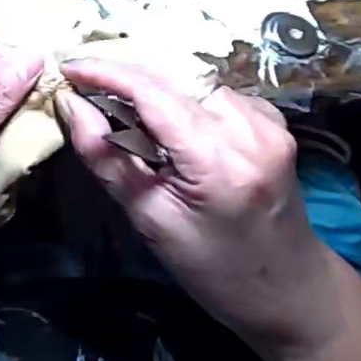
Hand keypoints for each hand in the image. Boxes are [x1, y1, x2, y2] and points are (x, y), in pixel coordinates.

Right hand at [58, 58, 342, 355]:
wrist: (292, 293)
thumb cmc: (215, 270)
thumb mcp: (150, 220)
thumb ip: (106, 158)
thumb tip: (71, 105)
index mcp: (220, 159)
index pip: (152, 92)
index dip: (105, 73)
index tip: (68, 67)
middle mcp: (250, 126)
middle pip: (172, 75)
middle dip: (124, 73)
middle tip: (84, 83)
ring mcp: (266, 118)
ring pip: (190, 77)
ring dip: (150, 83)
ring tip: (117, 102)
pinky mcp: (270, 117)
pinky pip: (210, 90)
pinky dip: (178, 95)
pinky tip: (163, 118)